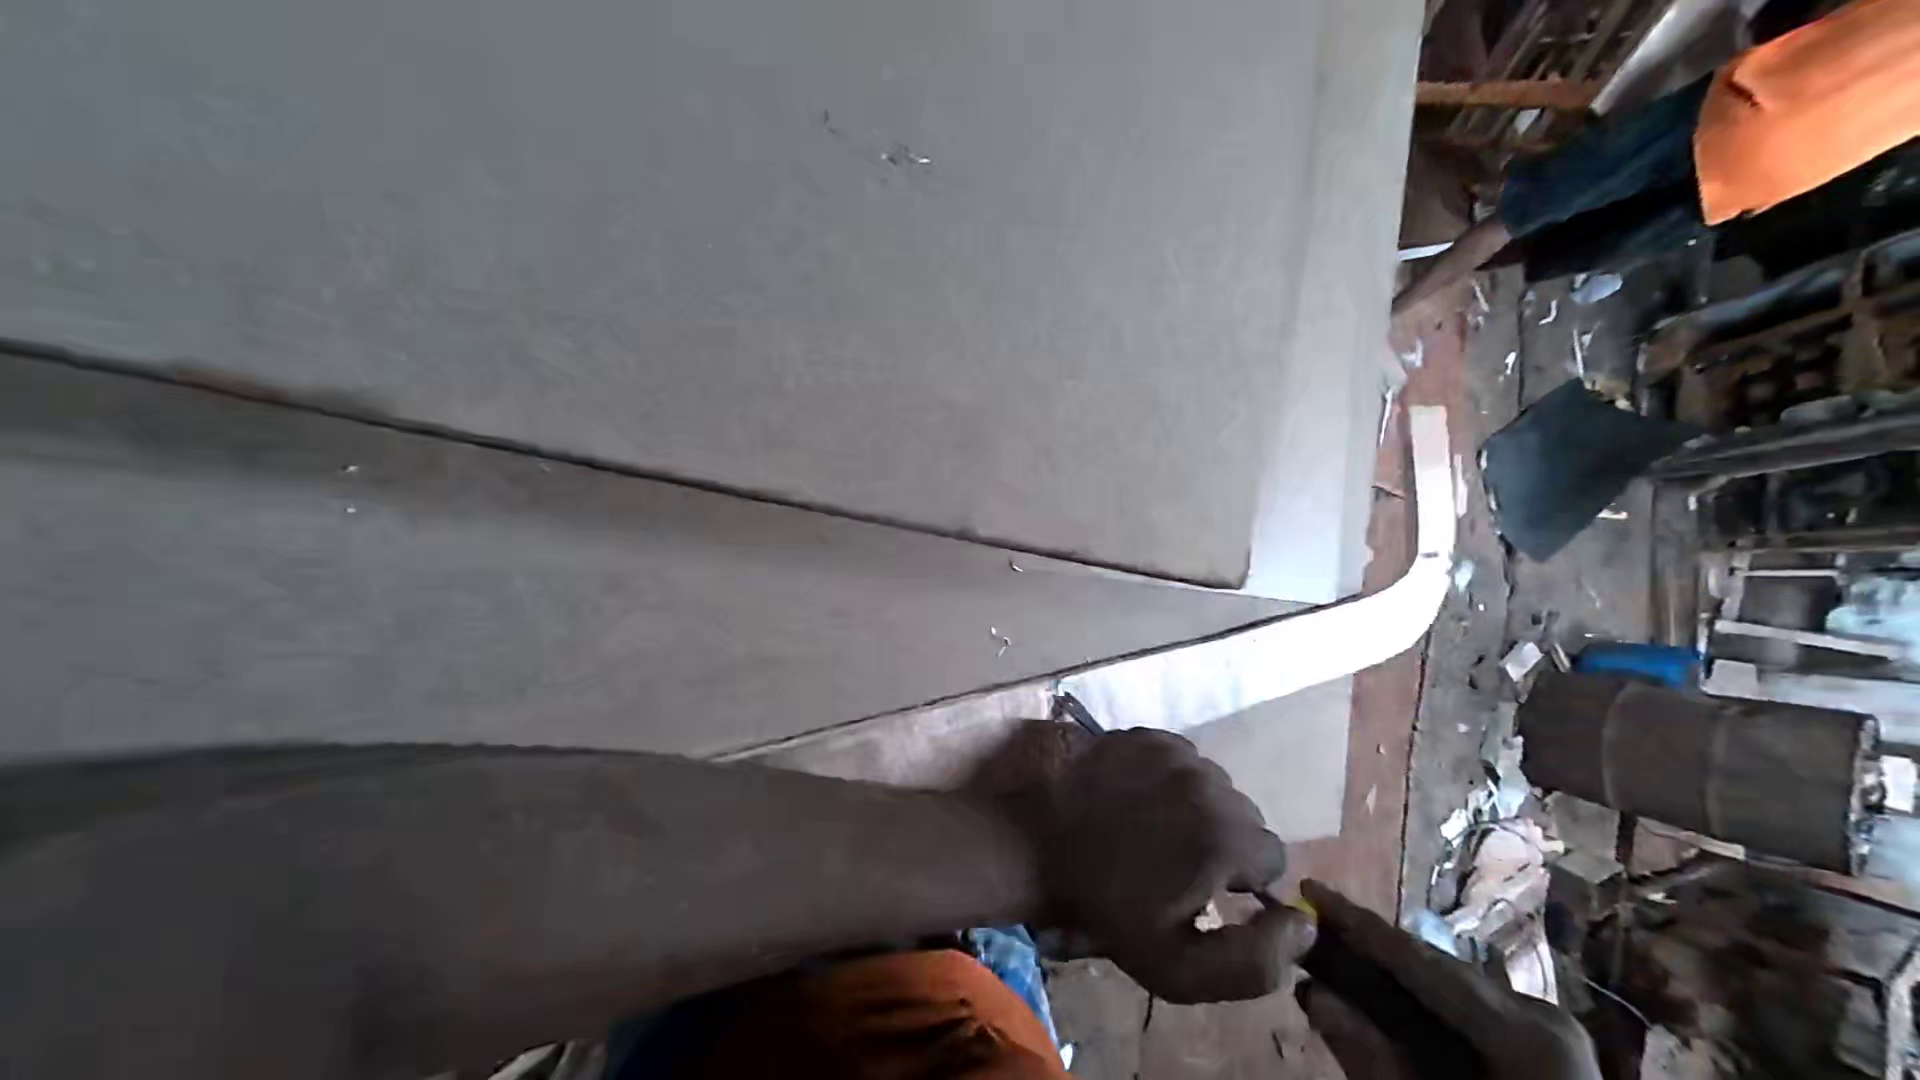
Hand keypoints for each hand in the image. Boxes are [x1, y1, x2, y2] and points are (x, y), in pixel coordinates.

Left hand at [1026, 728, 1315, 1002]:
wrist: (1035, 844)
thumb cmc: (1107, 908)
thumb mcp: (1180, 967)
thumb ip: (1256, 961)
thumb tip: (1303, 922)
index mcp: (1225, 834)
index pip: (1272, 857)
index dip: (1243, 881)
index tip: (1203, 890)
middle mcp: (1207, 780)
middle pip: (1244, 815)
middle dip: (1222, 842)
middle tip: (1174, 861)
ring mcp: (1171, 750)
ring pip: (1213, 785)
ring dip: (1196, 808)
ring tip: (1152, 828)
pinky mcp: (1142, 733)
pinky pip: (1180, 758)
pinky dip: (1170, 779)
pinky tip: (1137, 798)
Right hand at [1296, 880, 1600, 1079]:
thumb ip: (1371, 1060)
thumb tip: (1309, 992)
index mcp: (1523, 1033)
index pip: (1417, 957)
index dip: (1355, 920)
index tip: (1306, 887)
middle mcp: (1540, 1013)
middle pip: (1433, 964)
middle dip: (1368, 944)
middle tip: (1310, 926)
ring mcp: (1550, 1028)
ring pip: (1448, 982)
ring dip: (1391, 970)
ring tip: (1336, 954)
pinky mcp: (1549, 1045)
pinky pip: (1468, 1006)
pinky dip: (1421, 998)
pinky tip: (1383, 995)